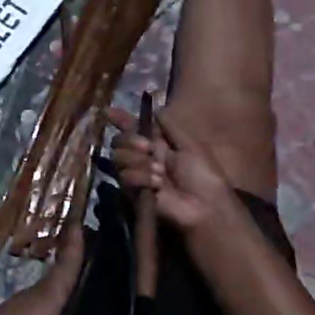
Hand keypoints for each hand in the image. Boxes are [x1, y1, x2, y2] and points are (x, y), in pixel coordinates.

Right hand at [106, 107, 233, 230]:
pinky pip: (125, 177)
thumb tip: (154, 108)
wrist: (206, 207)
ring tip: (159, 171)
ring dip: (138, 161)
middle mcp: (141, 158)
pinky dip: (140, 177)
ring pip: (118, 157)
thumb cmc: (204, 176)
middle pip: (118, 141)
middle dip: (130, 140)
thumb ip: (170, 126)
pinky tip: (156, 184)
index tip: (108, 112)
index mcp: (156, 145)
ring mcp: (135, 175)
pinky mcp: (132, 193)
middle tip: (148, 147)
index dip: (120, 119)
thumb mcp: (191, 145)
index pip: (132, 128)